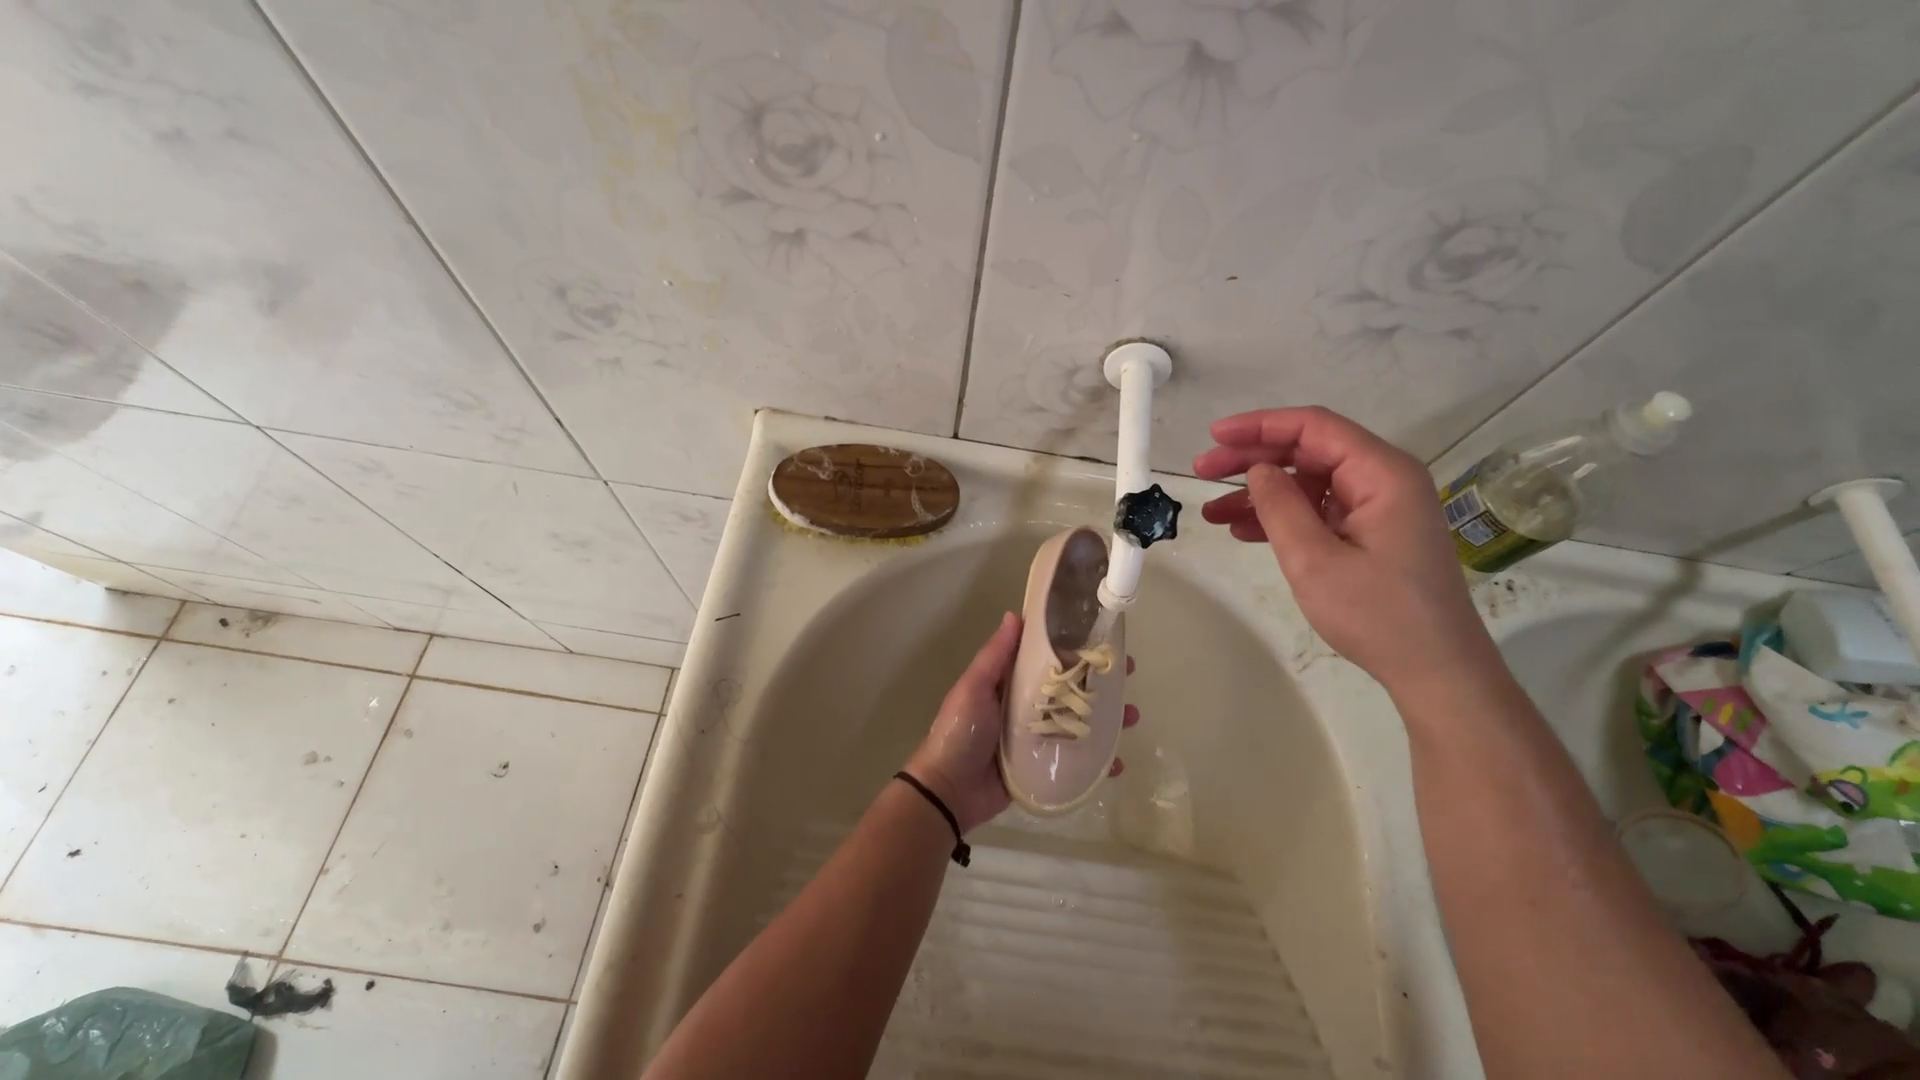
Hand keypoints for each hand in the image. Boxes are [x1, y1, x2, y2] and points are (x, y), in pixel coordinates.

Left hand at [905, 612, 1137, 833]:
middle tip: (1127, 675)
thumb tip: (1015, 615)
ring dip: (1108, 721)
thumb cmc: (959, 733)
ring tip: (1131, 717)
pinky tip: (1118, 764)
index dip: (1076, 649)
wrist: (948, 791)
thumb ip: (995, 656)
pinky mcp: (1044, 770)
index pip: (1050, 661)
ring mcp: (1040, 741)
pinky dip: (1099, 764)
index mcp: (1012, 686)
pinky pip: (1077, 763)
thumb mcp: (973, 688)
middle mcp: (1029, 709)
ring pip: (1081, 725)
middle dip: (1101, 683)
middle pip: (1072, 691)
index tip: (1104, 639)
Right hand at [1193, 406, 1496, 694]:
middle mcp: (1385, 480)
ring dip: (1260, 494)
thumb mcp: (1316, 561)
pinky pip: (1320, 510)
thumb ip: (1281, 507)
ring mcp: (1380, 508)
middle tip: (1203, 472)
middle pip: (1309, 451)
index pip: (1314, 427)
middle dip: (1253, 460)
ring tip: (1211, 512)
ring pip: (1309, 483)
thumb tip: (1258, 470)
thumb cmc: (1378, 615)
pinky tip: (1242, 531)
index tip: (1214, 436)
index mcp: (1382, 473)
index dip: (1259, 426)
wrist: (1436, 670)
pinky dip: (1282, 517)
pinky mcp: (1373, 534)